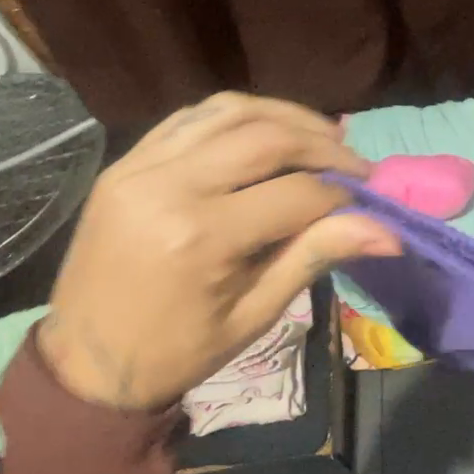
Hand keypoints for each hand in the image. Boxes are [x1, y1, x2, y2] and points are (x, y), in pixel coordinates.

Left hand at [37, 93, 398, 410]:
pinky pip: (191, 118)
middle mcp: (169, 187)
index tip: (370, 203)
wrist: (84, 362)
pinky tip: (267, 131)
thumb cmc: (179, 352)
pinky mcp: (124, 162)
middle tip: (356, 165)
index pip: (297, 193)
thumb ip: (316, 257)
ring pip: (230, 111)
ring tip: (322, 136)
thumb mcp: (255, 314)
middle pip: (267, 138)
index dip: (343, 195)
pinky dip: (237, 116)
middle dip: (324, 145)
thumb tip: (389, 231)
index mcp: (202, 238)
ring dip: (286, 116)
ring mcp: (140, 166)